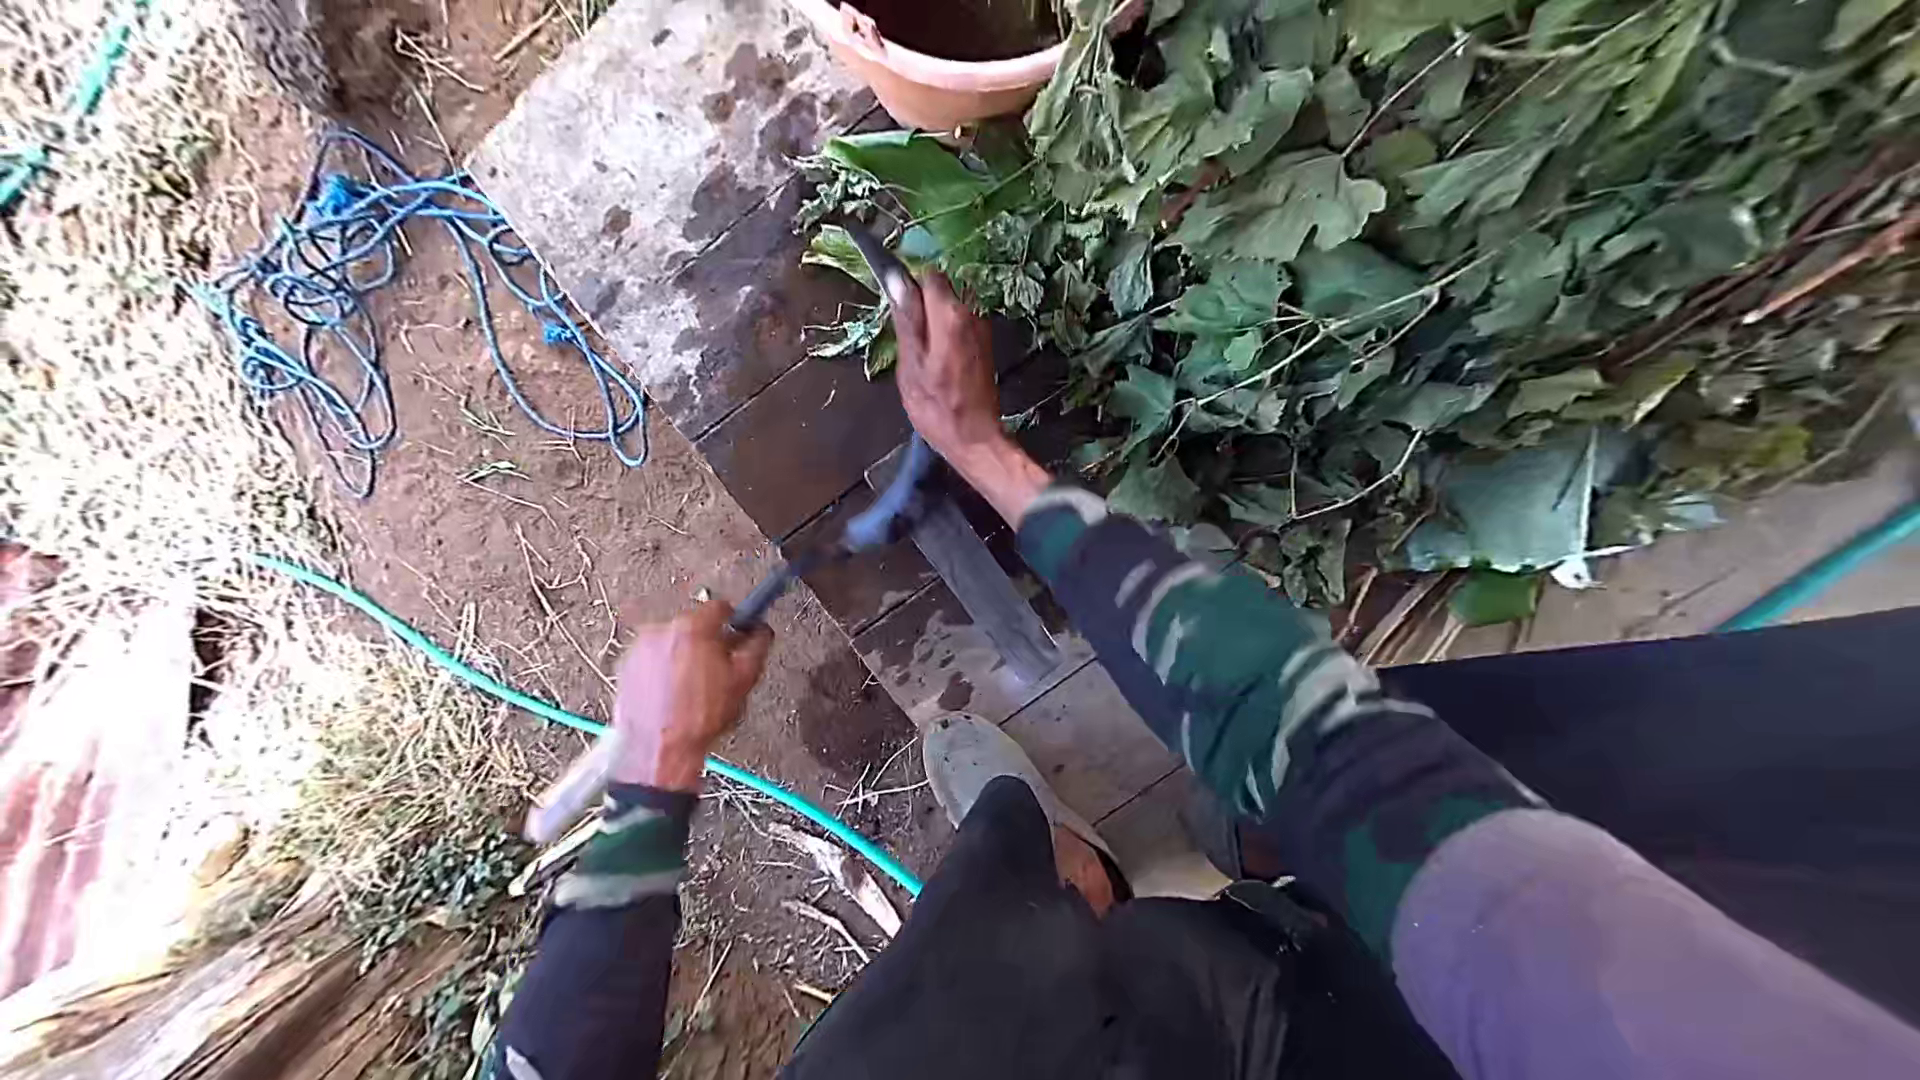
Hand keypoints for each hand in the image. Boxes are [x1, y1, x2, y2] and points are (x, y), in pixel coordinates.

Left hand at [609, 599, 772, 790]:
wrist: (659, 752)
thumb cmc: (698, 719)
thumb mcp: (744, 679)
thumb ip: (758, 645)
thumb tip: (762, 632)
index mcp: (692, 628)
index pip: (720, 607)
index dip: (736, 621)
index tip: (740, 631)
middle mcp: (661, 632)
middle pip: (695, 625)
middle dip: (710, 642)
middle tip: (720, 667)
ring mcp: (640, 650)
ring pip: (674, 643)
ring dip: (686, 656)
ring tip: (697, 686)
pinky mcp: (626, 668)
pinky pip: (654, 659)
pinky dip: (665, 669)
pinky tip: (676, 693)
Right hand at [892, 271, 1051, 524]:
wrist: (974, 437)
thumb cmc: (937, 408)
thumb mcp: (911, 365)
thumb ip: (907, 319)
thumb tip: (896, 279)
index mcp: (949, 314)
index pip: (927, 274)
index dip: (909, 288)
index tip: (898, 311)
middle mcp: (971, 313)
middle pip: (940, 289)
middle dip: (921, 306)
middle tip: (910, 342)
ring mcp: (981, 328)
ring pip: (949, 307)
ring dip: (933, 322)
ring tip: (923, 356)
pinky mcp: (984, 343)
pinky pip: (959, 325)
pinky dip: (945, 335)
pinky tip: (938, 362)